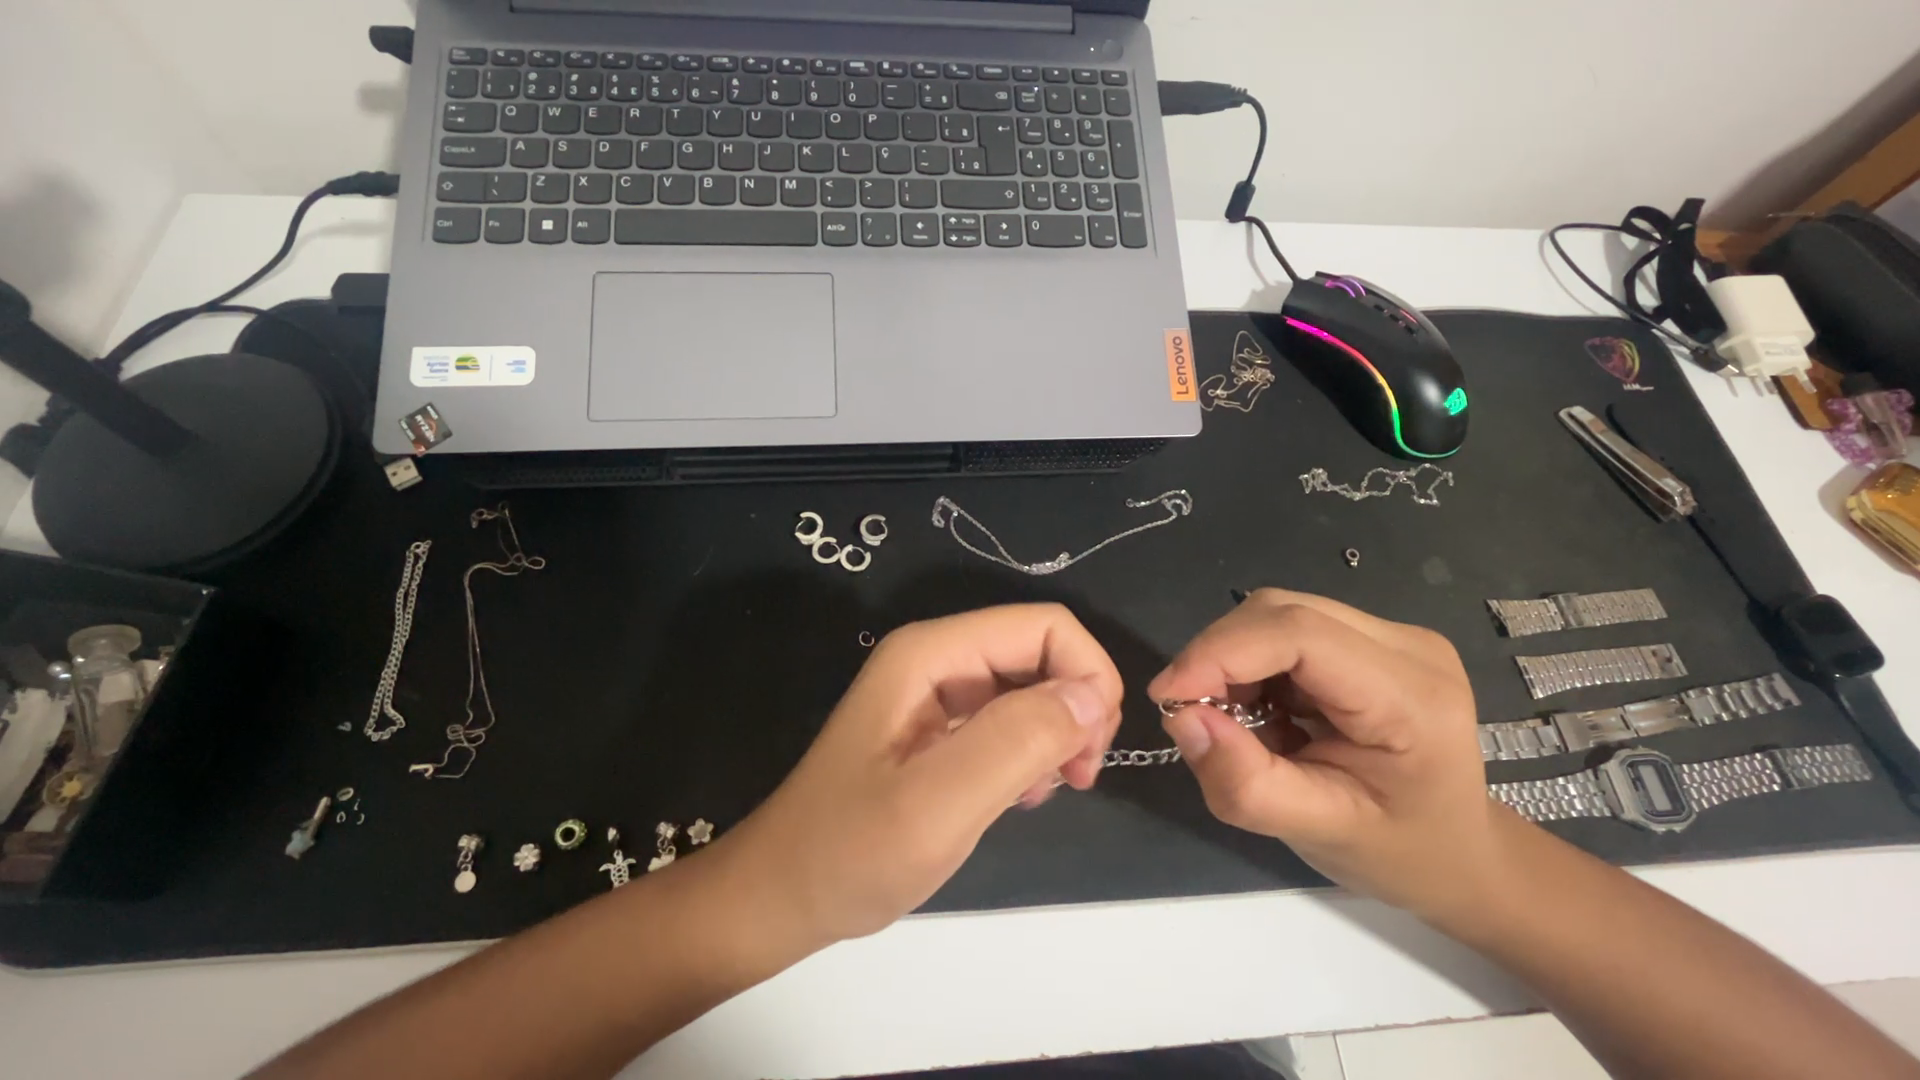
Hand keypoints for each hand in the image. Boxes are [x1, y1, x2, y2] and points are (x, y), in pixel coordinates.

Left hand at [713, 604, 1122, 944]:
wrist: (785, 896)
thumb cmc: (852, 851)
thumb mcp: (938, 803)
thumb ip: (1017, 741)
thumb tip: (1092, 697)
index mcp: (932, 654)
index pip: (1044, 627)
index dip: (1086, 676)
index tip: (1090, 752)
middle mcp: (937, 660)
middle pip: (1041, 653)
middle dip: (1077, 708)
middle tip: (1077, 778)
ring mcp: (936, 696)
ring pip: (1031, 690)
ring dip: (1057, 736)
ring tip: (1042, 794)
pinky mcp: (939, 732)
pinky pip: (1008, 723)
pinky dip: (1030, 755)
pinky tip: (1018, 798)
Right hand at [1148, 589, 1501, 921]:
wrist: (1457, 852)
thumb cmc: (1397, 853)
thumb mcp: (1317, 832)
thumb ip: (1248, 783)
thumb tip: (1181, 718)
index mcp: (1411, 697)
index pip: (1299, 635)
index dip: (1220, 653)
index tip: (1166, 698)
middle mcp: (1407, 646)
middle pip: (1281, 613)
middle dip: (1218, 657)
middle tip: (1190, 715)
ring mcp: (1391, 636)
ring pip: (1276, 615)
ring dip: (1232, 661)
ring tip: (1233, 721)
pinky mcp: (1370, 639)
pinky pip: (1285, 630)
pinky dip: (1251, 665)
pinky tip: (1262, 710)